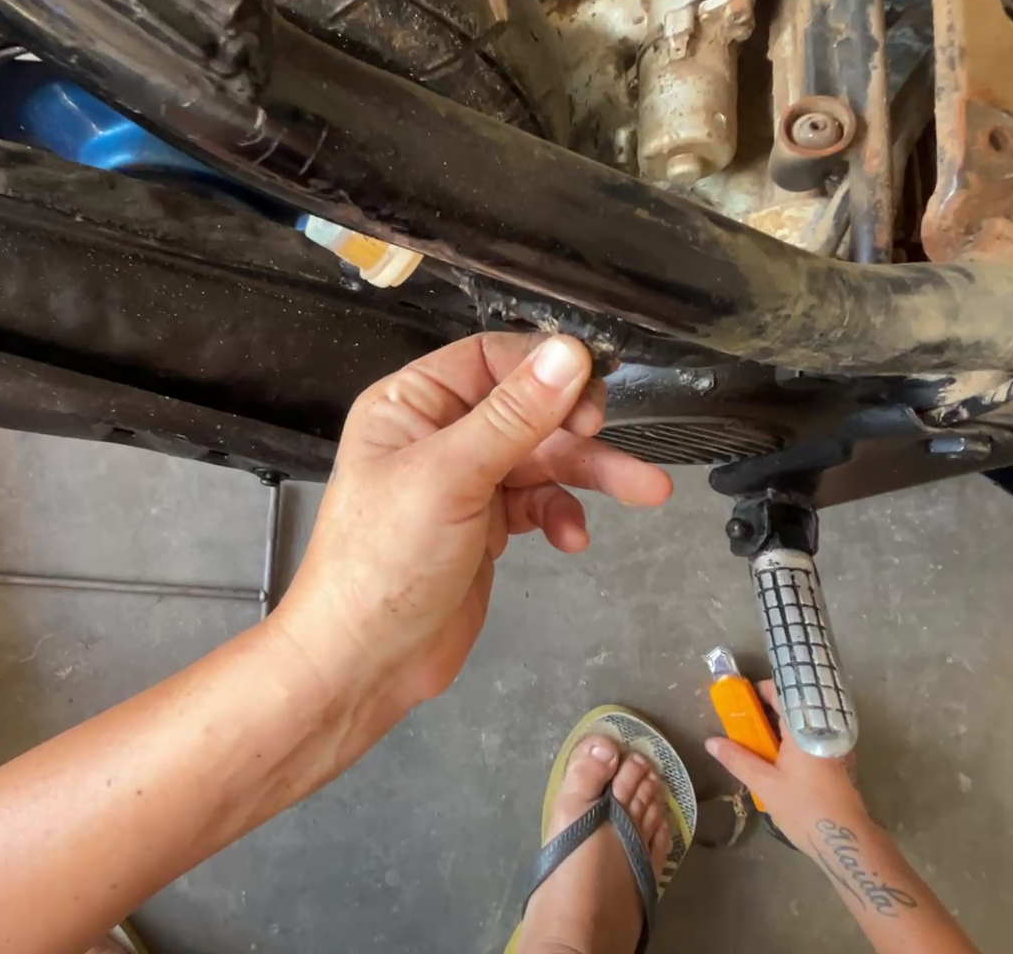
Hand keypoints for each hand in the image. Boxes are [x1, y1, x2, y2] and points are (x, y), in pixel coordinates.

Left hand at [273, 333, 672, 708]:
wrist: (366, 660)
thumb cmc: (386, 558)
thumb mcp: (449, 477)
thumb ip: (513, 416)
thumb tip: (570, 352)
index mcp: (409, 405)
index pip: (486, 360)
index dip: (540, 366)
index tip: (590, 385)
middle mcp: (436, 435)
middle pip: (523, 409)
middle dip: (573, 425)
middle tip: (608, 435)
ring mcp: (462, 482)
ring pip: (538, 459)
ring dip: (588, 473)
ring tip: (646, 490)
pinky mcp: (483, 525)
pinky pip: (535, 503)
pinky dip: (558, 515)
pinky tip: (571, 538)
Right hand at [706, 679, 869, 835]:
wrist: (851, 847)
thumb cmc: (807, 809)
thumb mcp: (765, 785)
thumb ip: (738, 760)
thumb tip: (712, 742)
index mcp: (806, 733)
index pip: (786, 695)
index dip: (763, 690)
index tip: (743, 698)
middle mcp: (824, 737)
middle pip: (794, 711)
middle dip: (766, 712)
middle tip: (744, 723)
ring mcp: (834, 753)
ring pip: (803, 729)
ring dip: (779, 730)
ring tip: (757, 744)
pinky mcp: (838, 769)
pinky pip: (811, 744)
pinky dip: (792, 744)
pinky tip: (778, 763)